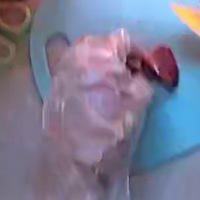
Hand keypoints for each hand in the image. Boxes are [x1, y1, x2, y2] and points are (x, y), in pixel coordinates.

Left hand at [28, 31, 153, 199]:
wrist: (76, 160)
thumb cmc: (111, 127)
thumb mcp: (139, 101)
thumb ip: (142, 79)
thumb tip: (139, 73)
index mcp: (99, 51)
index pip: (123, 38)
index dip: (139, 52)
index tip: (147, 68)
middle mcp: (75, 52)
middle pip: (101, 42)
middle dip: (117, 55)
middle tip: (131, 74)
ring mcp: (60, 67)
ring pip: (82, 52)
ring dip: (98, 61)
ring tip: (111, 82)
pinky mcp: (52, 84)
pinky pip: (67, 66)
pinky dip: (80, 70)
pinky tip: (90, 83)